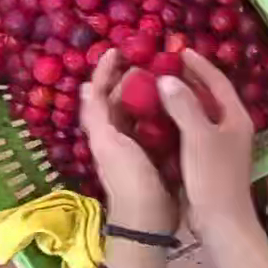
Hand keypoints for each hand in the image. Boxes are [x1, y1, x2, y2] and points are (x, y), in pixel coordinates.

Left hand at [80, 50, 176, 235]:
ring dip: (152, 90)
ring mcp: (139, 144)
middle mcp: (120, 134)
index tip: (120, 49)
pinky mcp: (159, 152)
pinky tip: (181, 101)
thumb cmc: (129, 180)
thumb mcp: (109, 145)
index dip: (107, 70)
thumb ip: (97, 116)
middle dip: (134, 76)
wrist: (149, 218)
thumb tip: (87, 86)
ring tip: (169, 73)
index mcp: (105, 129)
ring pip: (143, 109)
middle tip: (154, 57)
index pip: (102, 92)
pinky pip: (160, 124)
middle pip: (124, 97)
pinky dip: (166, 109)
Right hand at [157, 51, 257, 240]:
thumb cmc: (214, 177)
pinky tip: (159, 117)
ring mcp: (221, 144)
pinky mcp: (209, 159)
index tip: (180, 50)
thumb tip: (167, 79)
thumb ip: (184, 105)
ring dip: (182, 98)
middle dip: (190, 78)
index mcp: (236, 117)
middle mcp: (232, 126)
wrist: (221, 221)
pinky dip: (177, 119)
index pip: (218, 81)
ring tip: (159, 85)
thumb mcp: (199, 137)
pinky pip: (192, 129)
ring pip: (201, 112)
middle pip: (211, 95)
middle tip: (165, 65)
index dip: (200, 65)